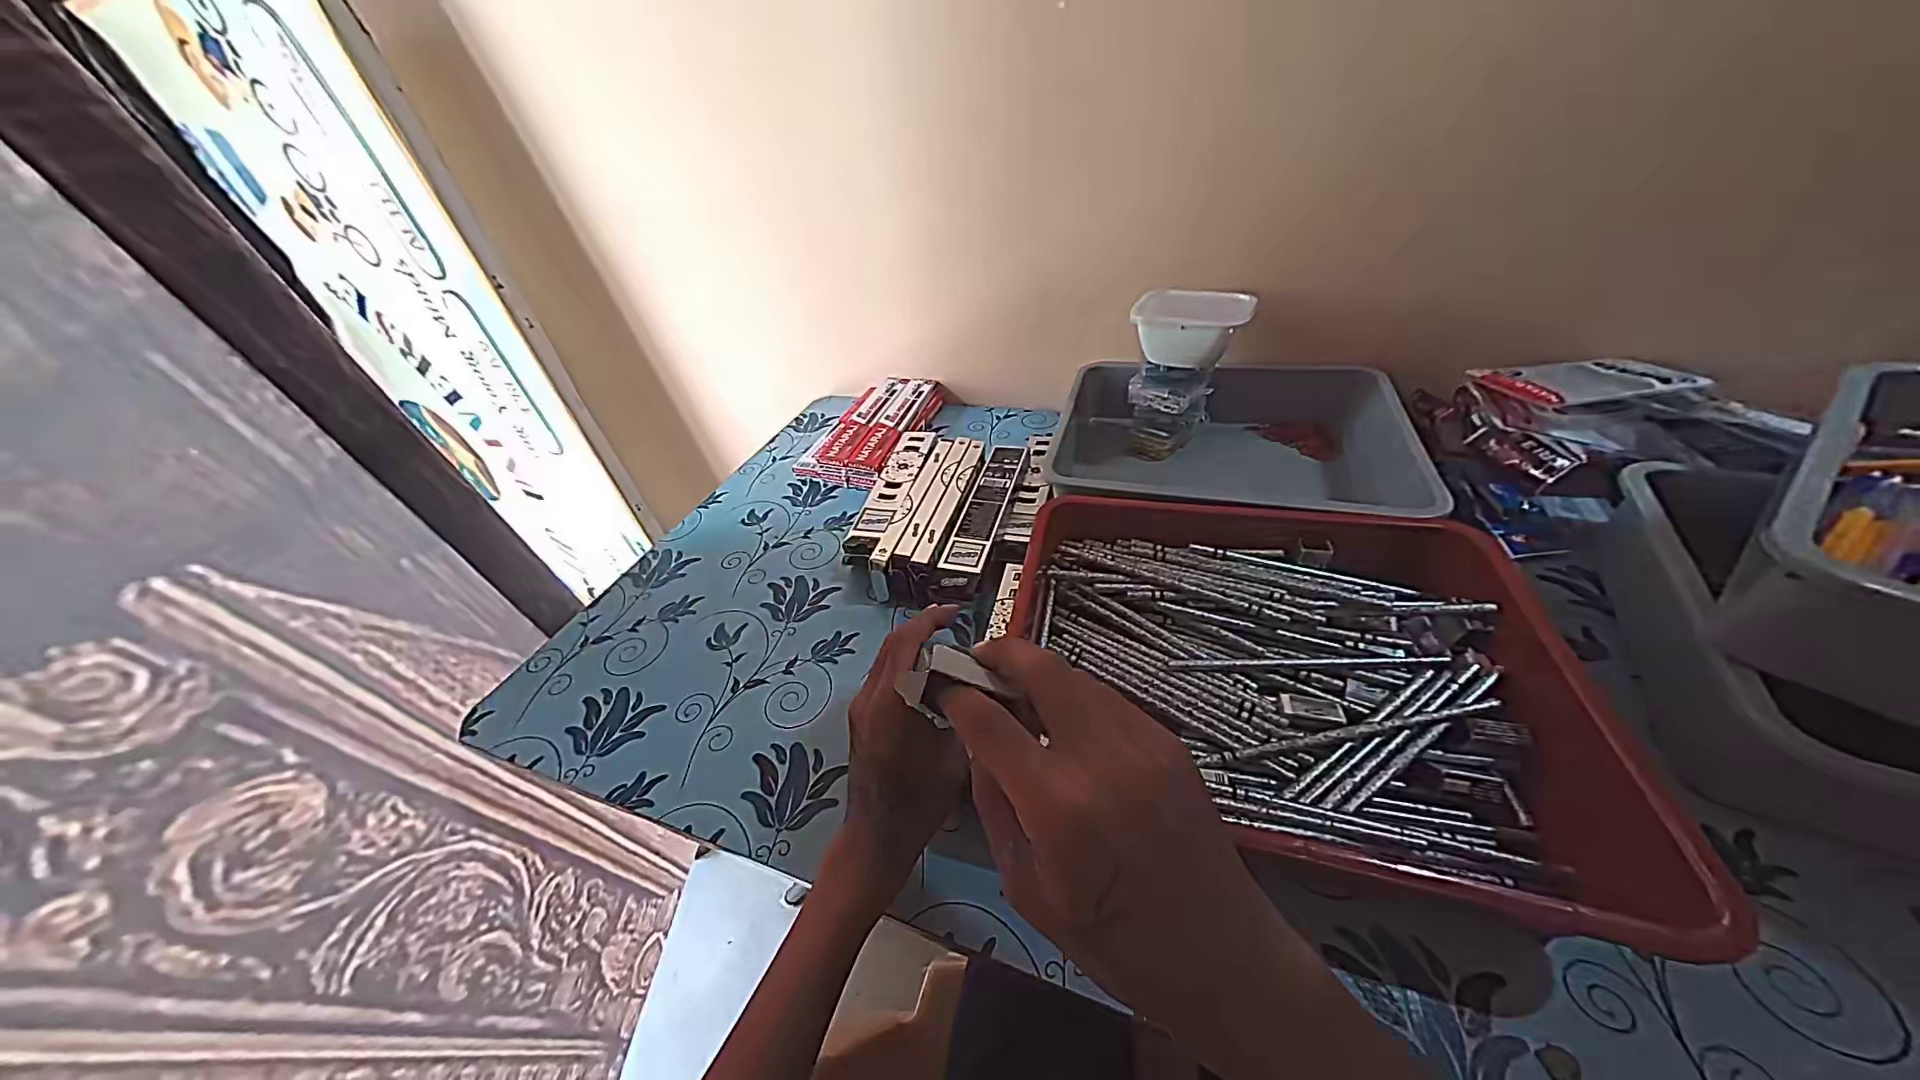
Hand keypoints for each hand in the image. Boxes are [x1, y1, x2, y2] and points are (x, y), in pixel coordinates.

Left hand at [838, 605, 970, 893]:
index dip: (929, 622)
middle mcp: (869, 699)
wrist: (877, 835)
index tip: (952, 614)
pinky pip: (883, 678)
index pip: (906, 644)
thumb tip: (973, 686)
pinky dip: (905, 667)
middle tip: (951, 625)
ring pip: (886, 660)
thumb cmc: (919, 802)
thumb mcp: (954, 756)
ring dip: (913, 647)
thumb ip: (960, 713)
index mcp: (891, 704)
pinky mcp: (861, 718)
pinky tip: (930, 679)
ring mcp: (861, 708)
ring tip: (946, 651)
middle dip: (921, 628)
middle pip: (892, 645)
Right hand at [939, 639, 1429, 1079]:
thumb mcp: (1028, 888)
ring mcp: (1144, 742)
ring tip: (1018, 694)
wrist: (1221, 954)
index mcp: (1058, 805)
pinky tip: (1066, 723)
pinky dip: (1076, 698)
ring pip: (1077, 676)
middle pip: (1043, 669)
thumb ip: (995, 805)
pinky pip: (1108, 699)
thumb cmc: (1114, 942)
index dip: (959, 695)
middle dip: (1002, 654)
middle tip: (978, 661)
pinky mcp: (1169, 741)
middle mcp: (1103, 757)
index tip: (944, 687)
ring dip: (1040, 674)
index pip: (990, 720)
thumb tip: (977, 745)